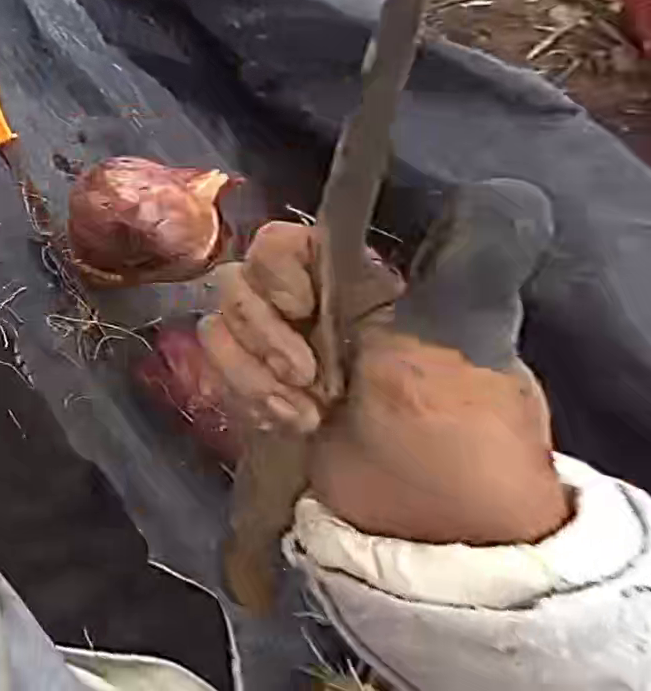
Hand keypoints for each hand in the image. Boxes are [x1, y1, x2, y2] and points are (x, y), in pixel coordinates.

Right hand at [199, 180, 568, 543]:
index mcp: (359, 291)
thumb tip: (503, 192)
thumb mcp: (459, 347)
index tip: (300, 309)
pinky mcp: (250, 381)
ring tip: (303, 413)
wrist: (429, 523)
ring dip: (252, 371)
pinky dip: (241, 390)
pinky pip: (213, 361)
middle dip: (263, 332)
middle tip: (309, 378)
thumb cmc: (454, 432)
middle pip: (239, 281)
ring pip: (219, 322)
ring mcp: (276, 347)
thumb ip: (462, 273)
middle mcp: (310, 310)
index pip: (285, 240)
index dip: (275, 267)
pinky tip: (286, 422)